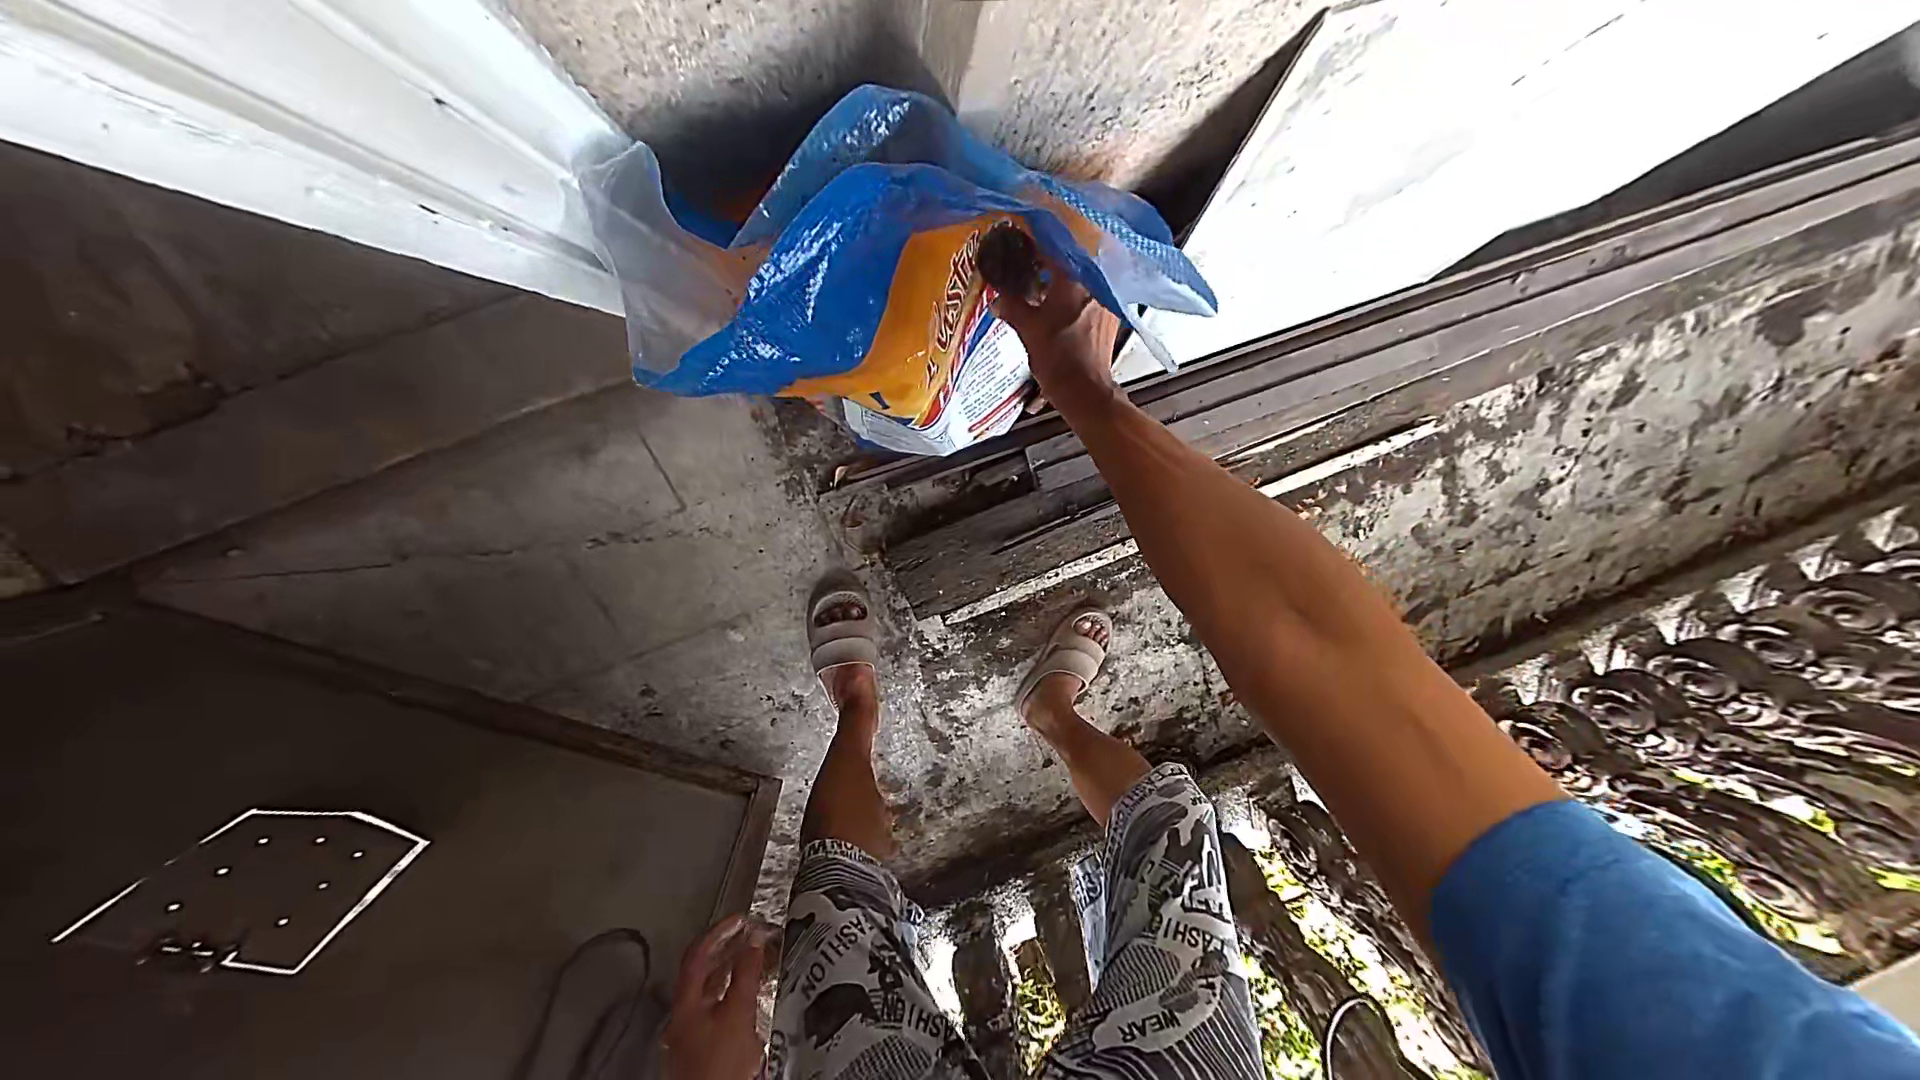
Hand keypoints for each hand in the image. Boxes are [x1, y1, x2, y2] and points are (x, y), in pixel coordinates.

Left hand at [664, 914, 771, 1079]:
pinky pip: (716, 1006)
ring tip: (753, 957)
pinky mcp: (702, 1044)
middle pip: (701, 971)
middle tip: (748, 933)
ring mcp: (690, 1031)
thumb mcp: (739, 1011)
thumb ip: (746, 973)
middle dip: (726, 948)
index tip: (740, 919)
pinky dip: (731, 990)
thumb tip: (753, 940)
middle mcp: (682, 1015)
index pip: (697, 954)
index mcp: (685, 1003)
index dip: (718, 931)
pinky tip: (748, 991)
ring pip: (709, 989)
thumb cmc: (721, 1063)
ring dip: (730, 969)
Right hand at [981, 229, 1121, 413]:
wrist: (1084, 390)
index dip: (1034, 240)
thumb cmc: (1058, 359)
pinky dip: (1072, 291)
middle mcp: (1094, 282)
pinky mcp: (1108, 314)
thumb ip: (1012, 306)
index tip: (1019, 238)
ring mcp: (1104, 298)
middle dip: (1048, 257)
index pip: (1053, 245)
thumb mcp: (1028, 330)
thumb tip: (998, 297)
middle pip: (1070, 257)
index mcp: (1073, 279)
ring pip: (1080, 274)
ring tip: (1040, 279)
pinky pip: (1088, 292)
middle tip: (1028, 258)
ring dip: (1061, 274)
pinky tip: (1057, 300)